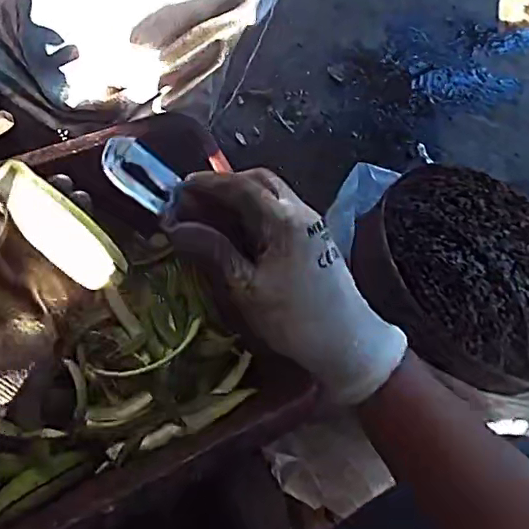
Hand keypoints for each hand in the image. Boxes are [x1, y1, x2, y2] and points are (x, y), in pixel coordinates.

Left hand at [0, 185, 91, 479]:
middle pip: (35, 227)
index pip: (0, 215)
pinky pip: (75, 283)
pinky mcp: (53, 313)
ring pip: (58, 248)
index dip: (18, 194)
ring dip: (74, 226)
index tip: (37, 176)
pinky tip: (101, 242)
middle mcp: (6, 267)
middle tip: (69, 187)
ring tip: (86, 203)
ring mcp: (31, 289)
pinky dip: (89, 263)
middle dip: (53, 205)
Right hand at [164, 168, 406, 405]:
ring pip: (270, 193)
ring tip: (210, 214)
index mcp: (283, 219)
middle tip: (194, 199)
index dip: (205, 184)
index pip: (239, 186)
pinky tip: (237, 230)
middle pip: (257, 180)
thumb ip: (212, 251)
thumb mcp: (246, 288)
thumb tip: (176, 227)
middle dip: (223, 184)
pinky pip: (278, 209)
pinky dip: (253, 210)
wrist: (352, 347)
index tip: (177, 189)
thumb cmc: (295, 320)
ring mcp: (310, 222)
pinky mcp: (313, 237)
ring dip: (238, 195)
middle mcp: (299, 211)